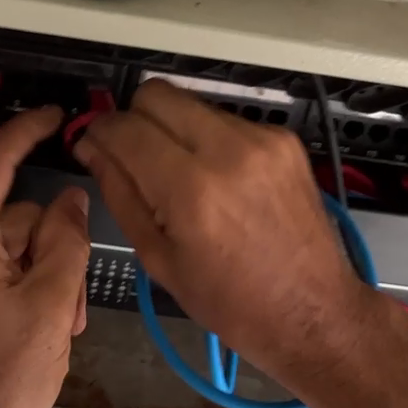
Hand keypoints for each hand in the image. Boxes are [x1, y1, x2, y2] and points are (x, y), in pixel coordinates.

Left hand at [0, 106, 92, 407]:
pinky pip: (8, 269)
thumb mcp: (50, 303)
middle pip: (19, 215)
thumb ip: (66, 241)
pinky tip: (48, 327)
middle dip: (55, 246)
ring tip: (60, 324)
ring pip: (21, 246)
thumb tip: (71, 200)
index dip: (26, 132)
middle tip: (71, 294)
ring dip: (50, 276)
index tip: (54, 116)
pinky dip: (34, 288)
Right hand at [73, 78, 374, 381]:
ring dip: (171, 125)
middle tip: (134, 152)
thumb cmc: (232, 302)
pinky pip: (223, 117)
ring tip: (179, 169)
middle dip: (133, 117)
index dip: (99, 131)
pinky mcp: (282, 138)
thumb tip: (91, 149)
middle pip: (154, 93)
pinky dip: (208, 137)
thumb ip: (119, 193)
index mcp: (191, 191)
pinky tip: (217, 175)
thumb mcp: (158, 260)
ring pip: (188, 100)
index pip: (124, 127)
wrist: (316, 314)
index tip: (94, 143)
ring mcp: (260, 139)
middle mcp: (226, 152)